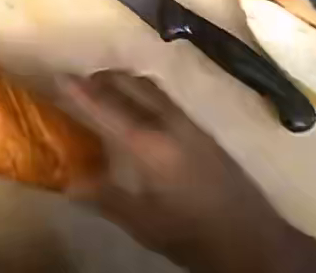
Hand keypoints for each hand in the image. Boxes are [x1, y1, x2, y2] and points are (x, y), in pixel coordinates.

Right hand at [58, 71, 315, 272]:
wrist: (255, 240)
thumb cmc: (194, 235)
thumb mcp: (145, 224)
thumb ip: (105, 196)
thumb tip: (67, 180)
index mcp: (149, 145)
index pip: (106, 108)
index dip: (80, 91)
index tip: (59, 75)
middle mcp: (166, 121)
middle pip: (127, 84)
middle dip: (100, 78)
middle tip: (79, 82)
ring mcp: (186, 119)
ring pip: (146, 84)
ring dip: (122, 79)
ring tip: (104, 87)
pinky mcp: (199, 124)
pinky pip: (161, 93)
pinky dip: (140, 88)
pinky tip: (136, 104)